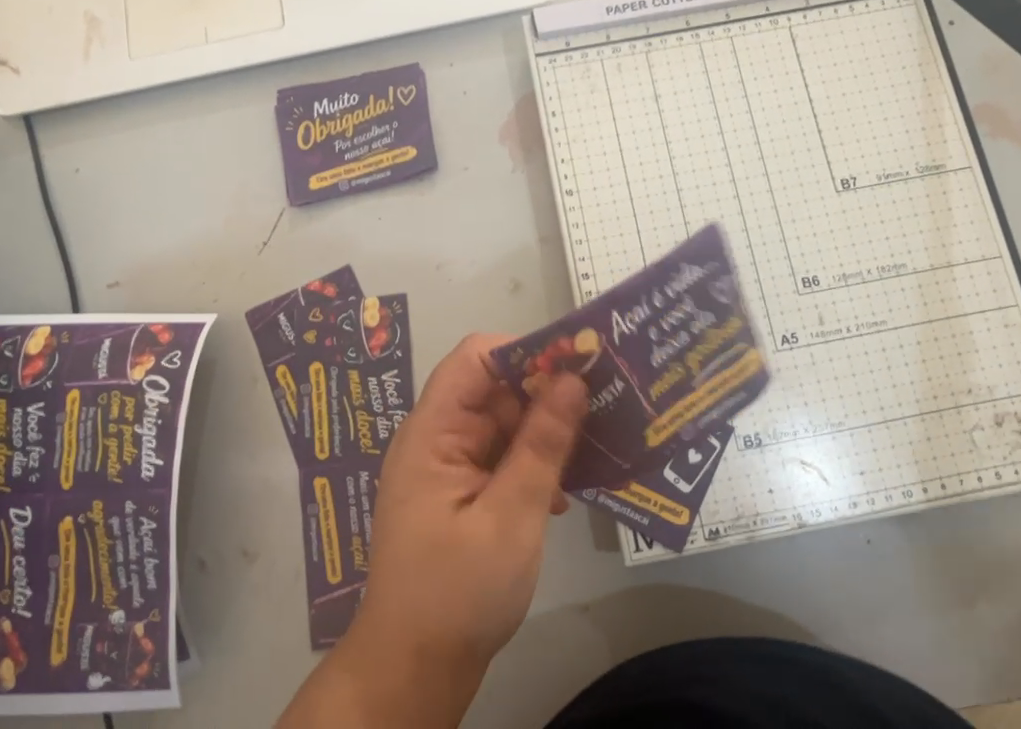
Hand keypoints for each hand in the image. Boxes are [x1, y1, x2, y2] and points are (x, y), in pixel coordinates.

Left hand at [278, 334, 587, 728]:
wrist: (415, 668)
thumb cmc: (458, 591)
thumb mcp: (511, 515)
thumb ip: (542, 445)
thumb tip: (573, 379)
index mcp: (433, 433)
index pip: (475, 358)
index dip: (526, 353)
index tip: (580, 365)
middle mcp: (435, 440)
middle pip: (494, 390)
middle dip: (546, 393)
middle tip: (605, 406)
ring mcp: (447, 469)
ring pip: (503, 425)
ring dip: (545, 434)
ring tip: (596, 447)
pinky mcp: (460, 496)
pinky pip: (500, 459)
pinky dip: (531, 466)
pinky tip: (564, 494)